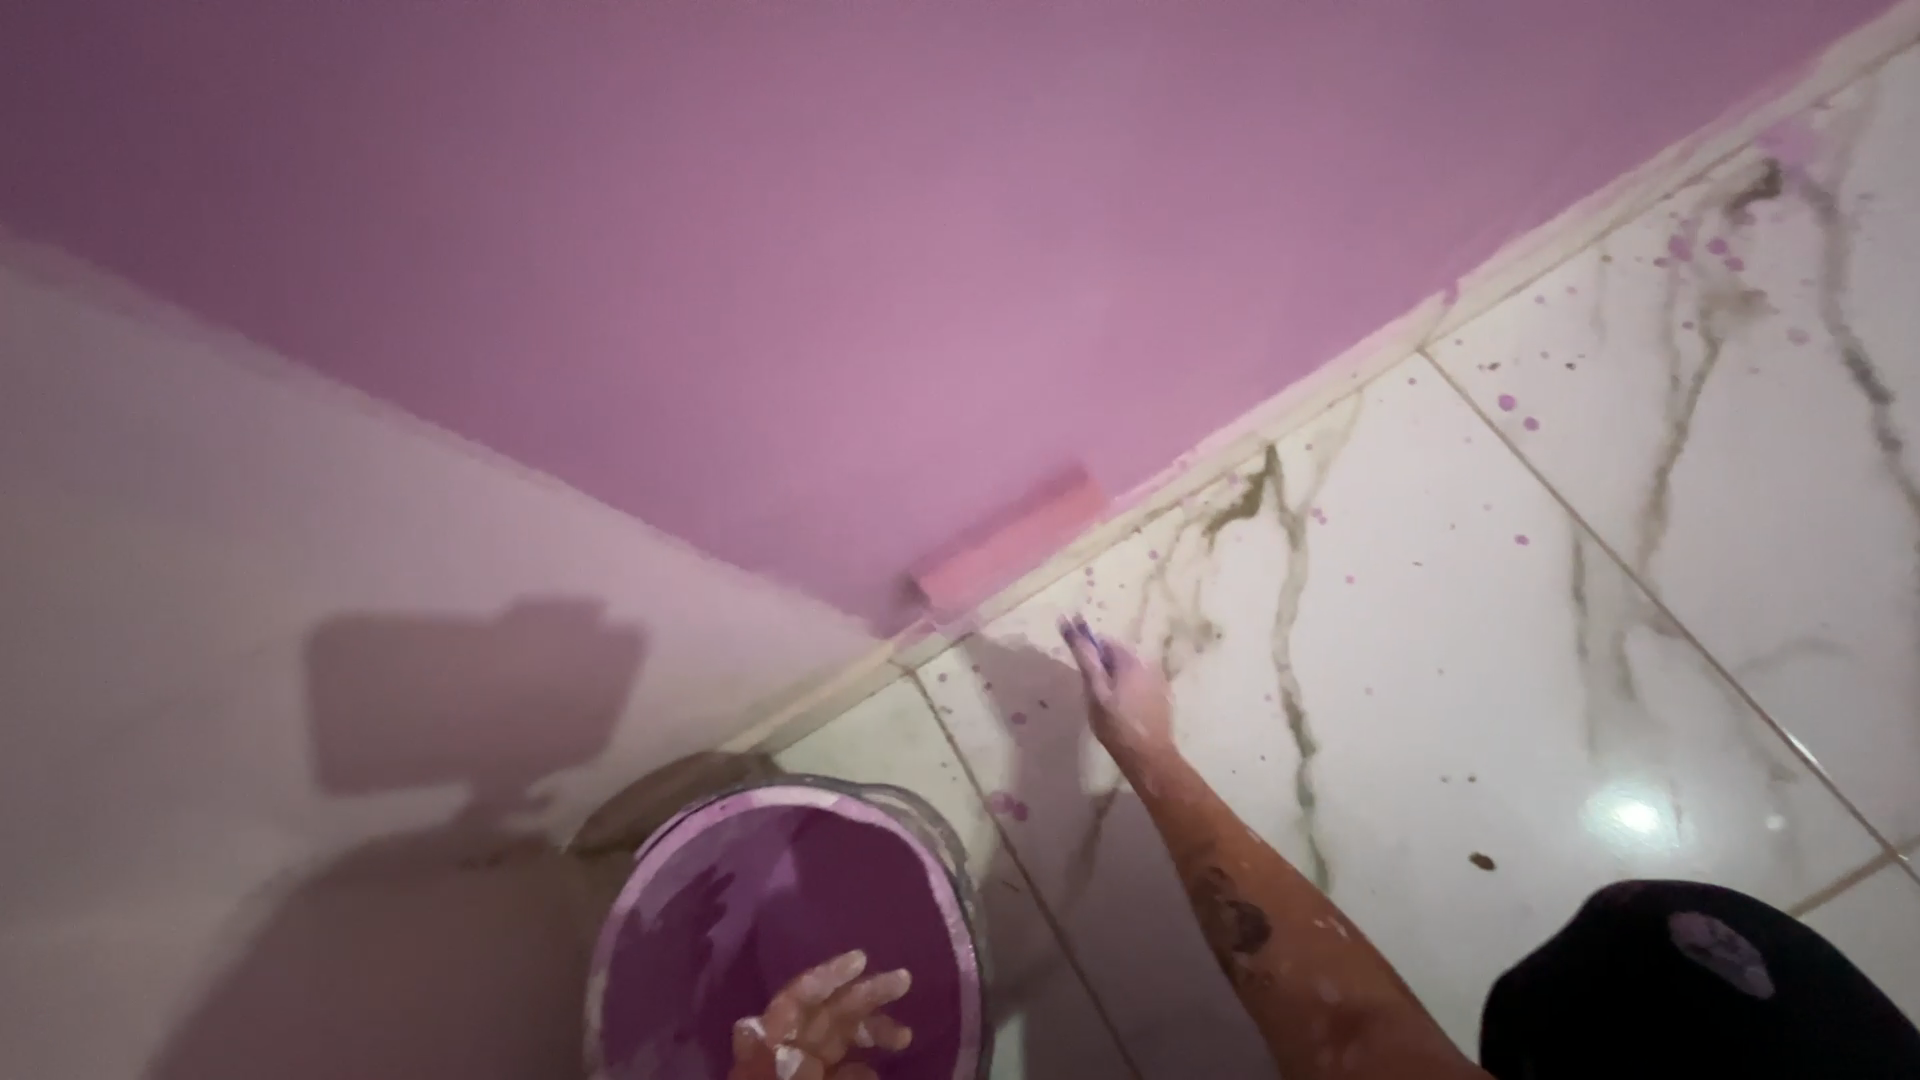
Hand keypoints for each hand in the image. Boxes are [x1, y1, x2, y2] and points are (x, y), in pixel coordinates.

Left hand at [727, 950, 912, 1079]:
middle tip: (903, 980)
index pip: (797, 1000)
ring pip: (836, 1040)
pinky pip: (836, 1072)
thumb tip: (852, 1066)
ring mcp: (797, 1077)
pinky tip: (877, 1073)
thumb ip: (819, 1077)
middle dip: (864, 995)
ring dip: (871, 1031)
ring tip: (904, 1037)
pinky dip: (859, 1070)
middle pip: (824, 1013)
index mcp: (769, 1053)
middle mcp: (782, 1057)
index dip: (827, 976)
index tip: (862, 961)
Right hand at [1058, 615, 1174, 759]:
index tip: (1081, 671)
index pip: (1103, 642)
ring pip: (1128, 670)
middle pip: (1117, 655)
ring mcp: (1158, 680)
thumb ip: (1085, 658)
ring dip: (1115, 678)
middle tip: (1091, 691)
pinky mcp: (1162, 696)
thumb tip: (1071, 626)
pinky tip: (1123, 709)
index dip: (1088, 653)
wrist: (1149, 756)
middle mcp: (1148, 664)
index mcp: (1130, 659)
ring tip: (1106, 703)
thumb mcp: (1095, 691)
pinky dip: (1128, 689)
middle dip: (1102, 667)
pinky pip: (1139, 683)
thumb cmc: (1116, 724)